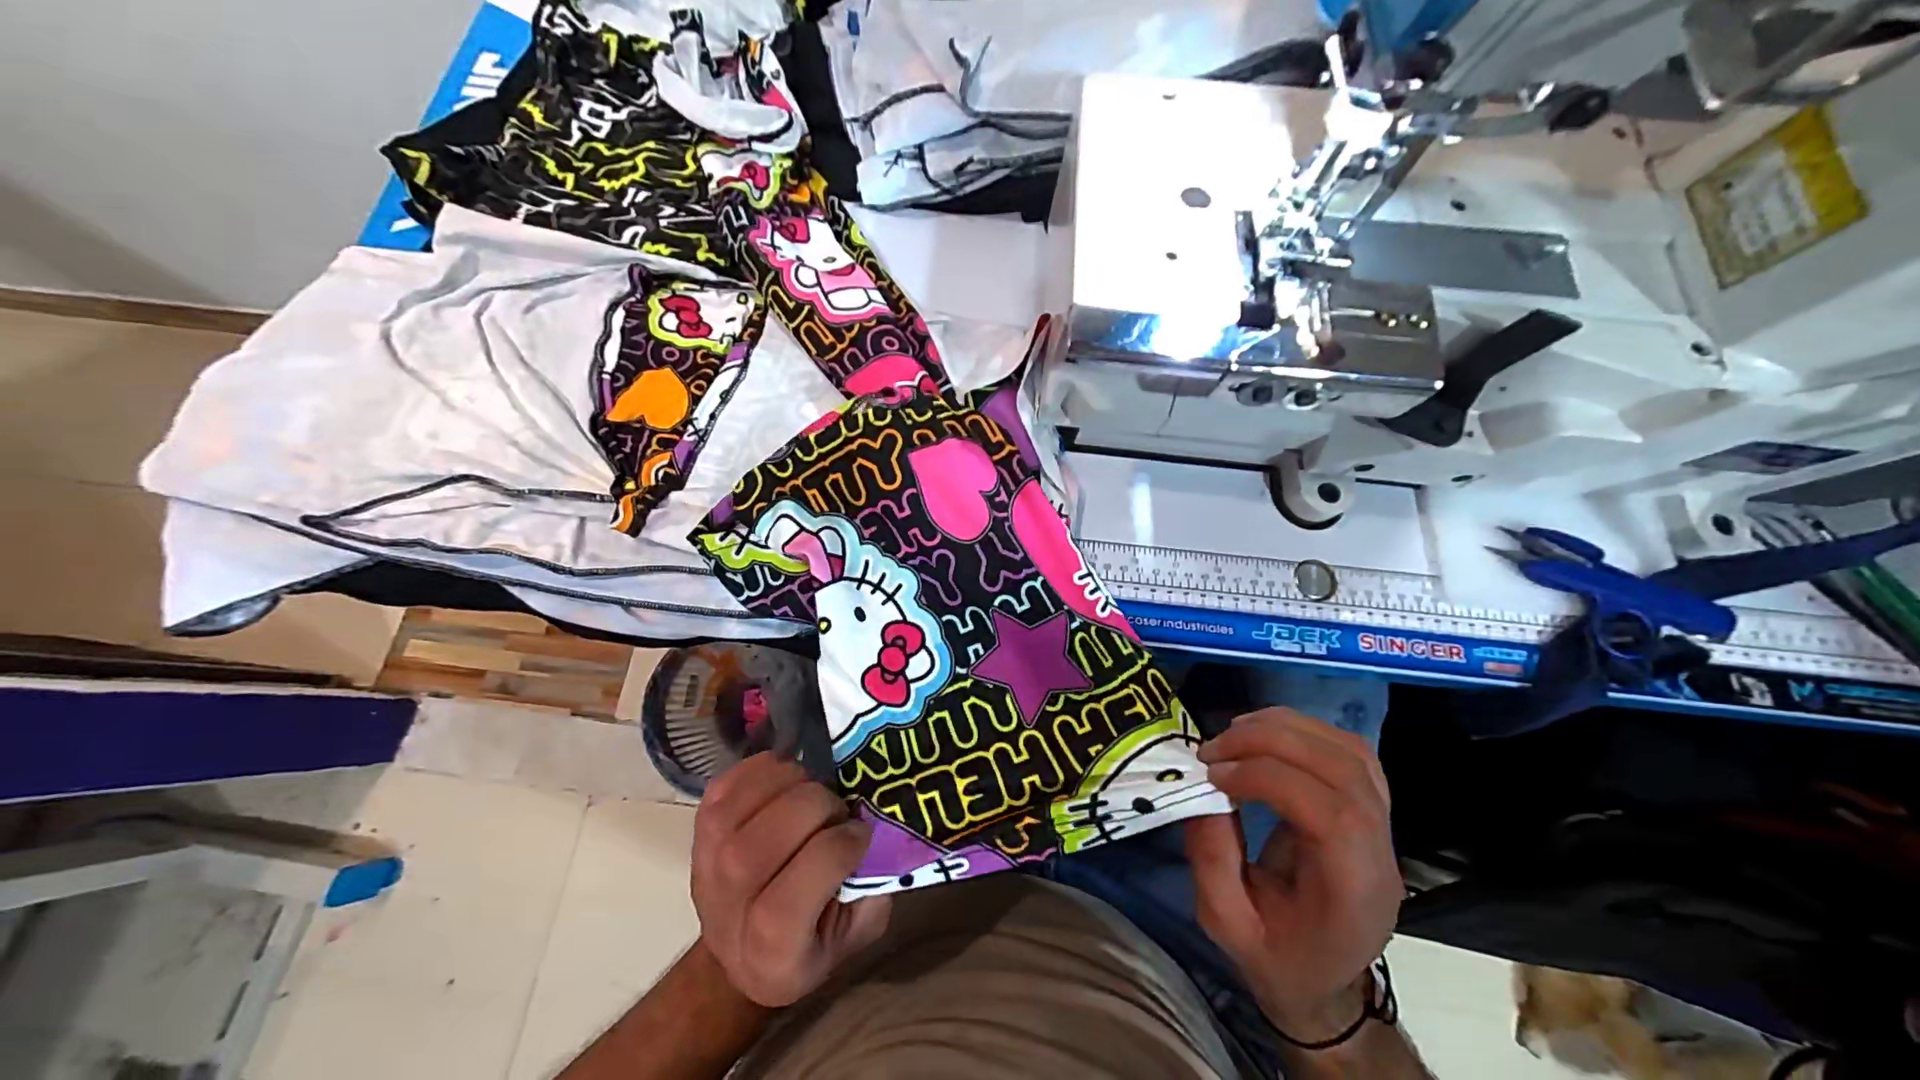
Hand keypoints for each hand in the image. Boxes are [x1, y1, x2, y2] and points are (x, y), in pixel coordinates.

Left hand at [692, 753, 891, 1006]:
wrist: (744, 950)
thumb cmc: (813, 939)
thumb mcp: (857, 929)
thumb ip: (873, 885)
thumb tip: (884, 824)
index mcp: (772, 953)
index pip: (787, 902)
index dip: (834, 852)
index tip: (862, 833)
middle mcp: (727, 911)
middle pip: (762, 844)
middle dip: (816, 808)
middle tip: (839, 808)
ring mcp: (705, 868)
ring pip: (741, 807)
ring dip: (789, 782)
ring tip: (812, 788)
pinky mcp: (699, 833)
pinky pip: (725, 785)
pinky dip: (760, 769)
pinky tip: (786, 776)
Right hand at [1184, 708, 1401, 1040]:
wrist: (1324, 980)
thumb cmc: (1276, 958)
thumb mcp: (1226, 924)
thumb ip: (1211, 860)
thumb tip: (1202, 793)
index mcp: (1352, 892)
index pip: (1332, 813)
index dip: (1269, 778)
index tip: (1213, 775)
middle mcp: (1380, 853)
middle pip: (1344, 770)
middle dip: (1271, 742)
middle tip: (1213, 748)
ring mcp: (1384, 828)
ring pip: (1351, 752)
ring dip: (1287, 728)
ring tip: (1233, 735)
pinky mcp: (1372, 809)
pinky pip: (1350, 753)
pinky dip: (1305, 731)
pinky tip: (1265, 735)